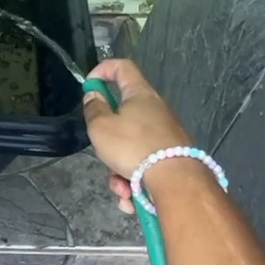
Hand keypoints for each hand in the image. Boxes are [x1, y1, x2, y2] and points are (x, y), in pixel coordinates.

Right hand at [82, 59, 190, 214]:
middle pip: (122, 116)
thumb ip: (94, 108)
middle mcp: (155, 110)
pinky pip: (143, 164)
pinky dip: (134, 181)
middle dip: (107, 140)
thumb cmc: (133, 146)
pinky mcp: (170, 157)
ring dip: (118, 170)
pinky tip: (132, 197)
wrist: (176, 181)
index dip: (102, 69)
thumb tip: (94, 95)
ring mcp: (164, 134)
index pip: (122, 67)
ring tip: (121, 188)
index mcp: (139, 94)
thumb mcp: (101, 126)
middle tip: (101, 150)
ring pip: (130, 146)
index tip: (88, 86)